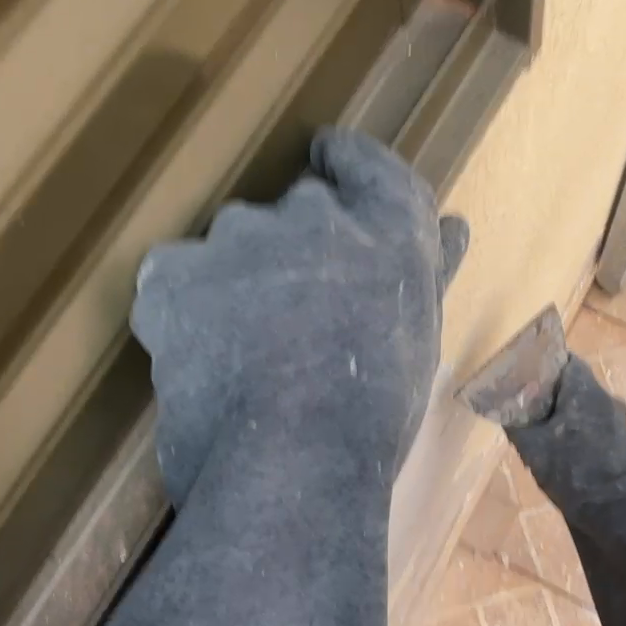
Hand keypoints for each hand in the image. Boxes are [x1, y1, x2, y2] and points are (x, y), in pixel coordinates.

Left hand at [130, 128, 468, 502]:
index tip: (332, 163)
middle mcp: (313, 213)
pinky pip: (177, 279)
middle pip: (296, 212)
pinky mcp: (173, 274)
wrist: (296, 463)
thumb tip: (453, 226)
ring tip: (247, 352)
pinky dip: (186, 310)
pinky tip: (206, 359)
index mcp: (388, 228)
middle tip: (296, 314)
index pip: (369, 166)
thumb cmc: (377, 412)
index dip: (348, 163)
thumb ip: (429, 271)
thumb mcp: (417, 338)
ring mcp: (238, 237)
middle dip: (296, 249)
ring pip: (233, 246)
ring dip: (239, 280)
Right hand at [507, 356, 625, 511]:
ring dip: (572, 416)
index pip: (569, 362)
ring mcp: (622, 424)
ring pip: (591, 409)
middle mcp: (609, 400)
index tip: (530, 377)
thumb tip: (502, 405)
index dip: (548, 366)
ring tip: (550, 435)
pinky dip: (587, 434)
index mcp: (585, 393)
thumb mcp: (532, 449)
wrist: (616, 513)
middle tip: (534, 409)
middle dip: (557, 395)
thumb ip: (516, 422)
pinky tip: (574, 454)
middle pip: (579, 386)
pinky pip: (603, 429)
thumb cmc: (570, 474)